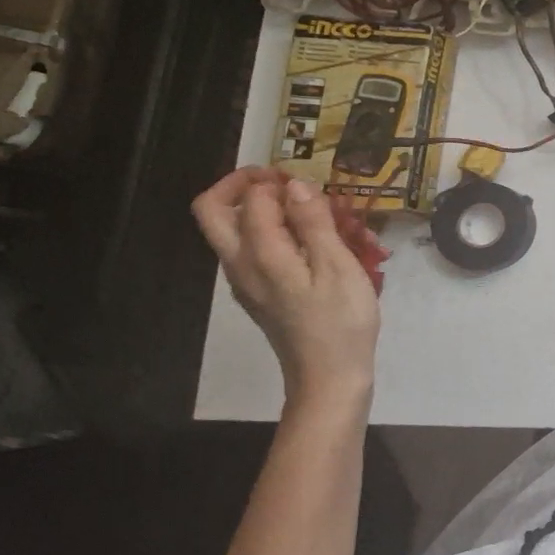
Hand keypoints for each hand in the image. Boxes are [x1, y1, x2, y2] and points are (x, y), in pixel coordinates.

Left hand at [192, 168, 380, 417]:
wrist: (330, 374)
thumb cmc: (340, 320)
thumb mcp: (337, 267)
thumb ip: (313, 224)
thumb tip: (294, 186)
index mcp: (259, 253)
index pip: (253, 199)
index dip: (278, 182)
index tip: (312, 180)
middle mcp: (240, 263)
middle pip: (214, 211)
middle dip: (244, 187)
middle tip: (285, 181)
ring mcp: (246, 280)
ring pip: (235, 230)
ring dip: (266, 211)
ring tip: (319, 215)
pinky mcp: (261, 293)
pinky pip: (254, 251)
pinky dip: (278, 236)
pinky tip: (319, 246)